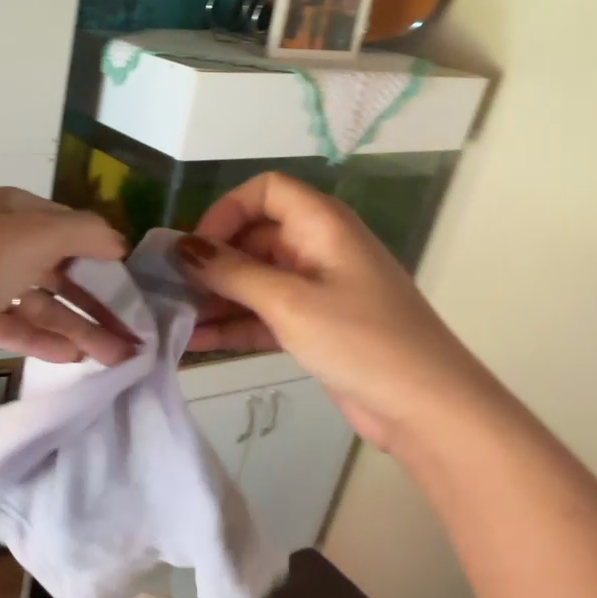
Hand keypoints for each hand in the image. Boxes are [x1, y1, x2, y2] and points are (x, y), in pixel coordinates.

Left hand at [0, 188, 137, 377]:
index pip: (67, 227)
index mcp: (11, 211)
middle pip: (58, 270)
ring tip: (116, 357)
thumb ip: (85, 233)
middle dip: (96, 301)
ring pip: (41, 304)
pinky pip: (18, 329)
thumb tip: (119, 242)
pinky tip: (75, 359)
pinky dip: (46, 342)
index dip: (101, 251)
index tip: (134, 281)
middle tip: (133, 333)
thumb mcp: (37, 234)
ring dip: (79, 328)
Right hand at [176, 173, 496, 449]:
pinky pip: (263, 314)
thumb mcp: (289, 303)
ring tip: (173, 320)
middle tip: (171, 290)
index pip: (265, 191)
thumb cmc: (361, 341)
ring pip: (254, 280)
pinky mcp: (314, 326)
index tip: (197, 248)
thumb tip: (182, 248)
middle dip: (212, 261)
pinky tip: (194, 342)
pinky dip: (234, 324)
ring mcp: (317, 289)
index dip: (226, 211)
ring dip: (216, 298)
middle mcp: (318, 248)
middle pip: (253, 237)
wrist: (426, 406)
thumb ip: (232, 273)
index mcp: (322, 225)